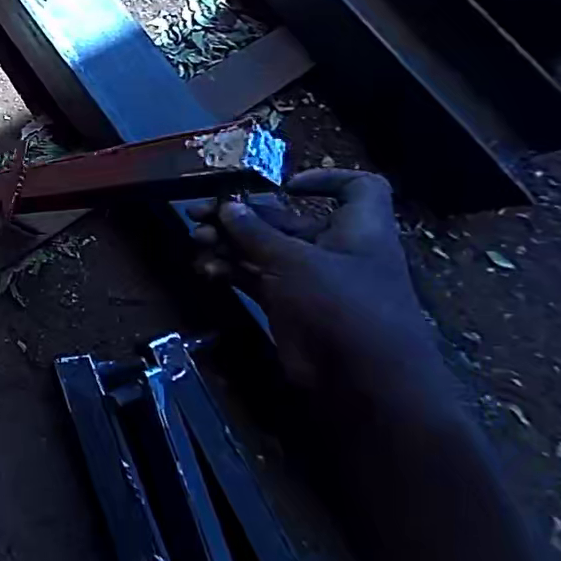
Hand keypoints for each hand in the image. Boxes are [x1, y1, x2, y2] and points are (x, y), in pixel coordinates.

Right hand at [189, 169, 458, 424]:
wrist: (362, 381)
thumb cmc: (342, 306)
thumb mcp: (295, 261)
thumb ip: (256, 231)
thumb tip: (228, 206)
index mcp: (357, 230)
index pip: (356, 189)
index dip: (323, 179)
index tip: (280, 183)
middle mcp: (334, 250)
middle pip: (285, 219)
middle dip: (243, 215)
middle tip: (199, 212)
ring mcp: (309, 279)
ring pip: (262, 249)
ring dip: (228, 242)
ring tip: (197, 240)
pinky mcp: (287, 304)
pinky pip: (253, 276)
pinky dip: (229, 270)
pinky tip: (206, 269)